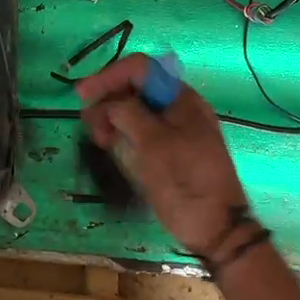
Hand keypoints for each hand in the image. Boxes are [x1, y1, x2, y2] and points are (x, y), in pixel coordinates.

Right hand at [77, 54, 250, 256]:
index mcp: (181, 97)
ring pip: (134, 106)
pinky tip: (111, 145)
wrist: (217, 230)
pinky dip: (122, 130)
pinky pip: (140, 127)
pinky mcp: (169, 147)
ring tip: (99, 139)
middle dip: (107, 98)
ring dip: (111, 116)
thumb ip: (128, 113)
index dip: (108, 76)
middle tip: (89, 123)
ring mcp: (175, 126)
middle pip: (134, 85)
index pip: (139, 68)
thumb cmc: (186, 183)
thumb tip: (108, 103)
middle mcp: (179, 105)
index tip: (82, 95)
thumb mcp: (153, 145)